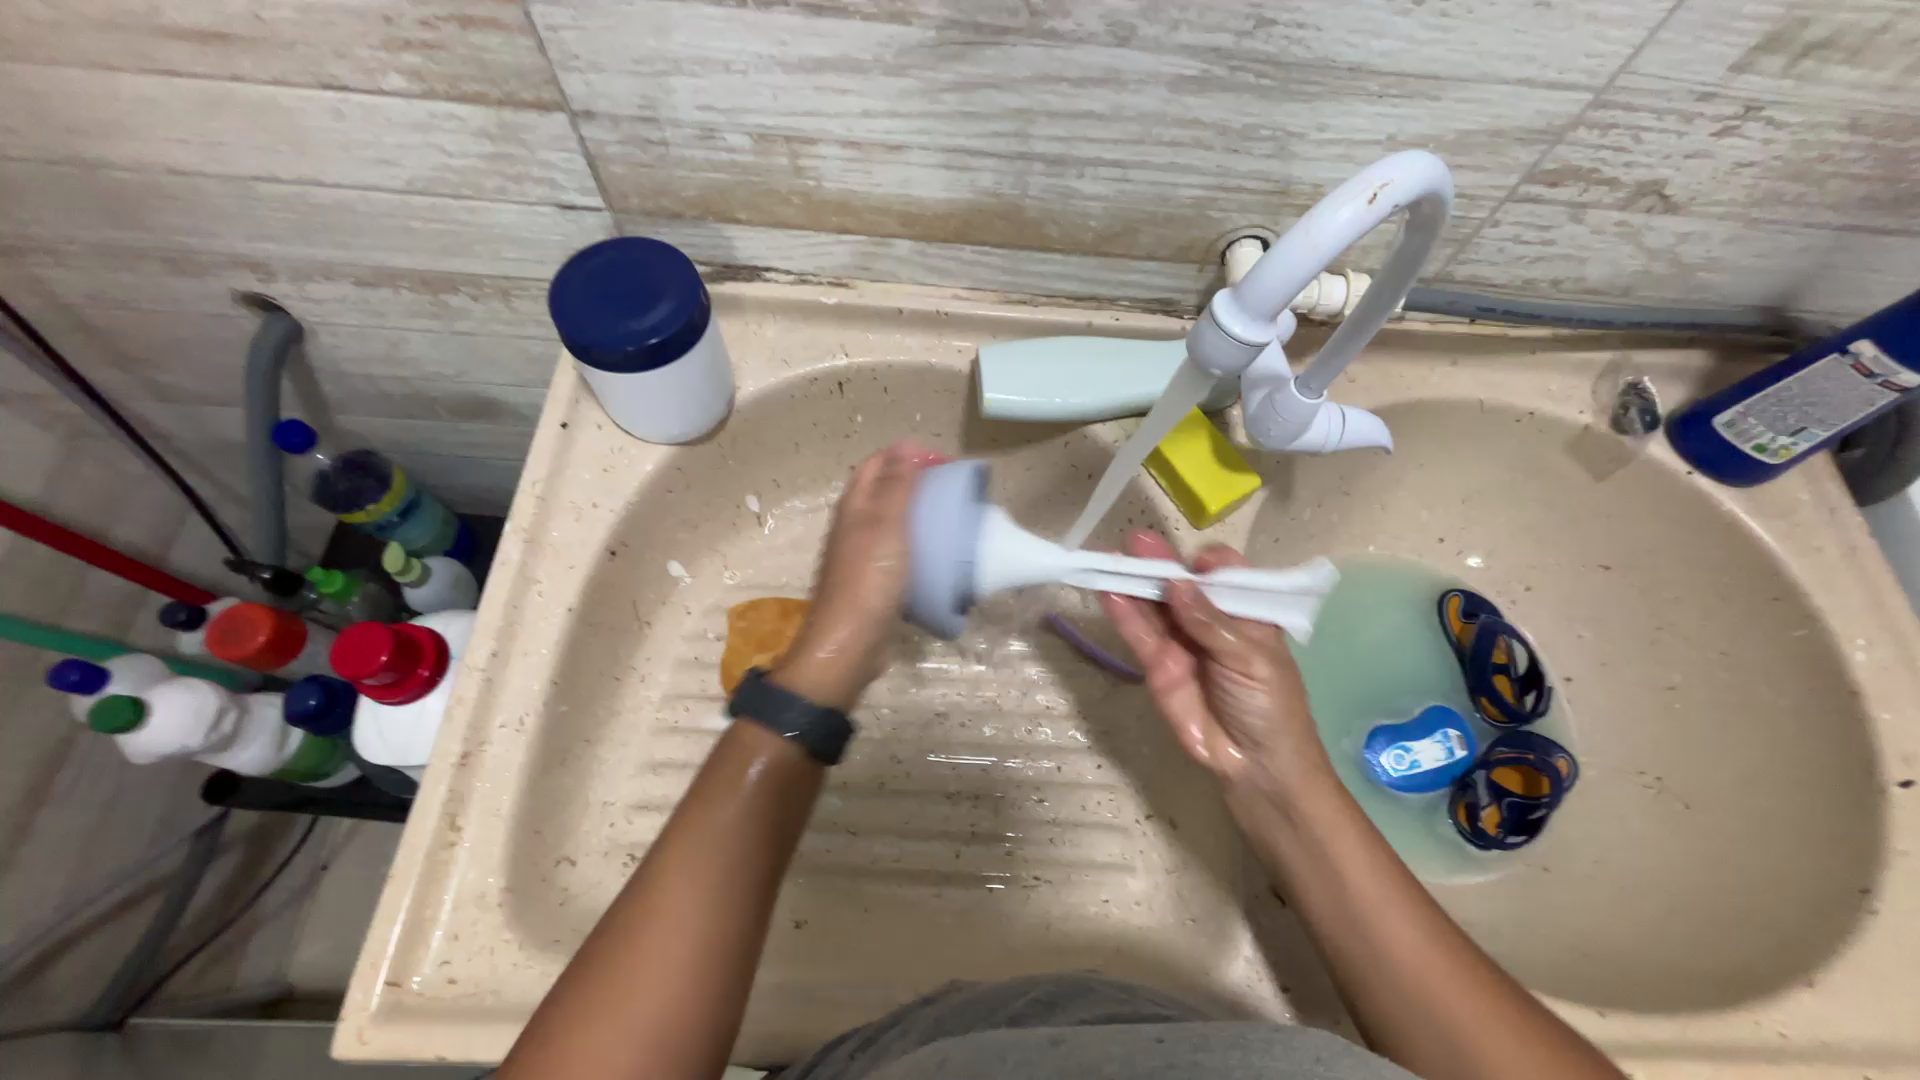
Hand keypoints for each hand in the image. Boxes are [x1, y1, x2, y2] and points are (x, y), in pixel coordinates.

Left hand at [771, 441, 947, 710]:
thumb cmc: (869, 580)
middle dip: (919, 483)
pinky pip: (901, 555)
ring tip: (955, 519)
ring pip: (894, 524)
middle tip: (956, 490)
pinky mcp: (875, 583)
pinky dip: (921, 549)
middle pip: (886, 491)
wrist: (850, 645)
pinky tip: (942, 558)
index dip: (909, 455)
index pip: (879, 463)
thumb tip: (904, 445)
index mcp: (854, 506)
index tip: (947, 463)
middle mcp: (855, 526)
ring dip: (922, 516)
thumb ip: (896, 485)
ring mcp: (863, 556)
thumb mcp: (886, 525)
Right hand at [1097, 530, 1332, 799]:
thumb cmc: (1270, 704)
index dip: (1207, 563)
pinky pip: (1140, 635)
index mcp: (1244, 610)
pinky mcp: (1158, 666)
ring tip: (1108, 560)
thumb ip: (1211, 622)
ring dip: (1133, 582)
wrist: (1256, 764)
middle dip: (1159, 562)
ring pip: (1154, 605)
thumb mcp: (1251, 658)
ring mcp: (1181, 642)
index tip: (1197, 564)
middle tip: (1135, 544)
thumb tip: (1177, 583)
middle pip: (1180, 583)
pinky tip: (1109, 592)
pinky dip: (1124, 613)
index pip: (1222, 572)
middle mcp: (1209, 620)